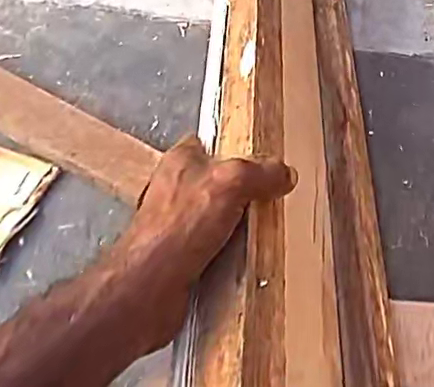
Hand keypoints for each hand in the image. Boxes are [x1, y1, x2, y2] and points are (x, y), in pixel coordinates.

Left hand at [104, 139, 296, 353]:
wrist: (148, 289)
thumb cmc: (181, 224)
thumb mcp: (232, 183)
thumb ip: (260, 173)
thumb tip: (285, 173)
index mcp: (181, 160)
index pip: (211, 144)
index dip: (235, 149)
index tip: (261, 161)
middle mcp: (174, 189)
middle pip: (217, 183)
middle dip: (241, 193)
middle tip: (267, 200)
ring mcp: (174, 225)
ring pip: (216, 218)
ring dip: (236, 228)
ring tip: (260, 232)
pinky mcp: (177, 258)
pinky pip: (211, 249)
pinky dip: (226, 254)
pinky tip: (241, 260)